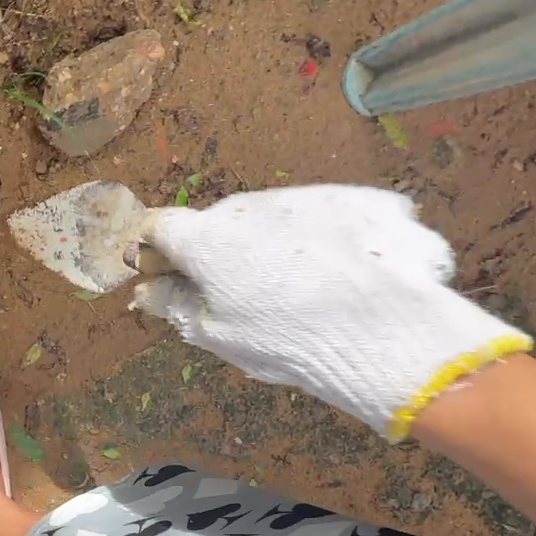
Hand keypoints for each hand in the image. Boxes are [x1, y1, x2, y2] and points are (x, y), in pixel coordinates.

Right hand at [132, 185, 531, 440]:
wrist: (388, 335)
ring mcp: (315, 196)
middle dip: (220, 250)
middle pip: (221, 222)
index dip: (155, 251)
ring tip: (302, 287)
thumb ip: (174, 304)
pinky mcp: (369, 199)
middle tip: (237, 293)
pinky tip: (348, 273)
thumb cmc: (282, 339)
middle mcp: (254, 204)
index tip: (164, 275)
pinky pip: (336, 216)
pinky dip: (332, 238)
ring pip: (278, 217)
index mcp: (207, 237)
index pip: (159, 227)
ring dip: (275, 242)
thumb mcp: (213, 333)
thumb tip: (147, 289)